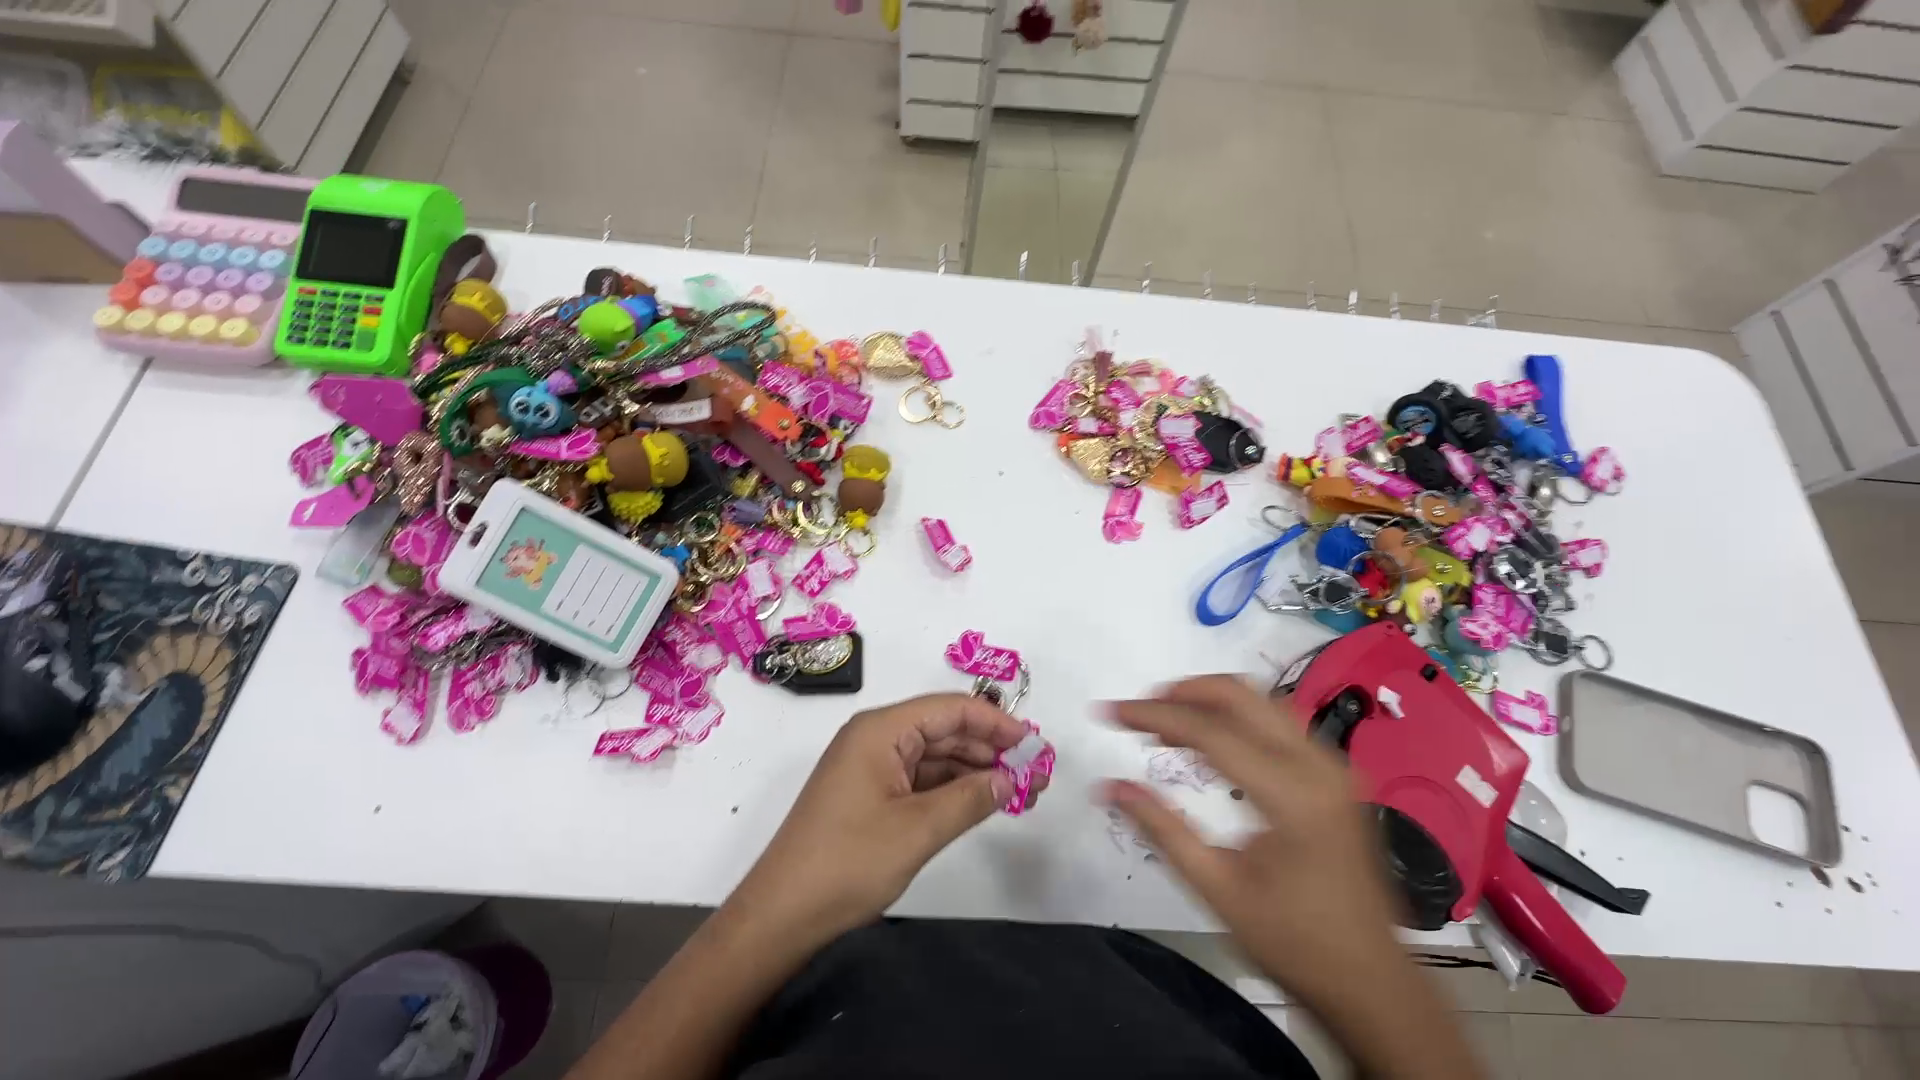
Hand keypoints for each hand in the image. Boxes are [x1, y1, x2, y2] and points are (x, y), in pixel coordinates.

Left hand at [730, 693, 1041, 941]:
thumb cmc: (848, 862)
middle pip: (945, 729)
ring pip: (936, 756)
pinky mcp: (870, 794)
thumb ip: (970, 799)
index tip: (1036, 746)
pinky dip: (954, 789)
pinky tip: (984, 803)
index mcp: (880, 730)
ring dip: (977, 772)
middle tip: (1037, 776)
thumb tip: (1011, 779)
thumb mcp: (918, 830)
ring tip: (1022, 793)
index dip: (997, 723)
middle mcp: (875, 738)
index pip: (950, 708)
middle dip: (992, 750)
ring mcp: (871, 767)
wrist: (784, 912)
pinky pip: (921, 779)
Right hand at [1103, 675, 1405, 1011]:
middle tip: (1138, 711)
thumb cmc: (1292, 942)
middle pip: (1242, 696)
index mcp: (1291, 796)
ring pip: (1263, 702)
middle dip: (1183, 693)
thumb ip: (1161, 829)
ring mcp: (1334, 767)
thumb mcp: (1216, 888)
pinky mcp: (1337, 776)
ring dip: (1211, 701)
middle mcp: (1318, 766)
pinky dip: (1238, 719)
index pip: (1209, 732)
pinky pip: (1280, 723)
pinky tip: (1209, 742)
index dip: (1152, 715)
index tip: (1109, 713)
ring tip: (1165, 724)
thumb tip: (1109, 786)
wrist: (1371, 981)